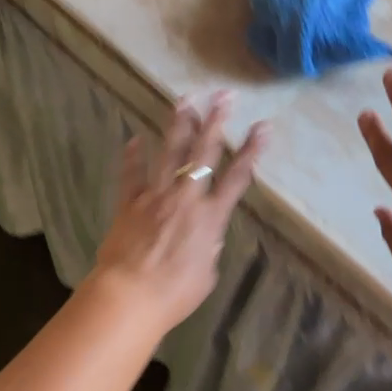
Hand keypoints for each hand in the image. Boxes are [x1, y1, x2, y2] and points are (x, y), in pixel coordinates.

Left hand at [89, 93, 266, 331]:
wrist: (130, 295)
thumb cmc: (175, 294)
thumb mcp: (206, 273)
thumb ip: (209, 247)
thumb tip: (208, 234)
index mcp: (210, 217)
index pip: (237, 177)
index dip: (251, 150)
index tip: (263, 126)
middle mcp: (185, 198)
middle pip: (203, 153)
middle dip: (216, 121)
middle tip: (224, 95)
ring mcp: (155, 197)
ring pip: (169, 153)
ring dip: (179, 125)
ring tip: (186, 99)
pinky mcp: (128, 203)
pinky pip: (131, 174)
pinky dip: (132, 156)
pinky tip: (135, 138)